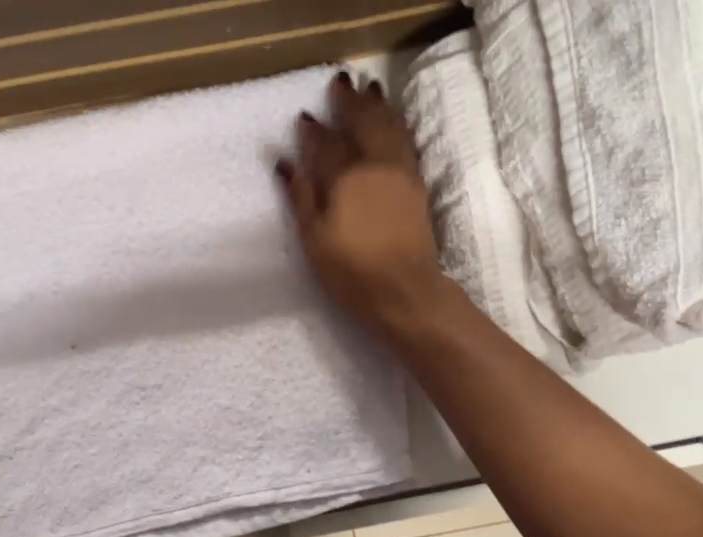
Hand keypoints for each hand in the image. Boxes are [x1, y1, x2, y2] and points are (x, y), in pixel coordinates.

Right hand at [277, 72, 444, 329]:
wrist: (404, 289)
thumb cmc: (351, 272)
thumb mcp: (314, 239)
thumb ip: (301, 197)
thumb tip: (286, 163)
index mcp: (344, 177)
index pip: (325, 144)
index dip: (313, 130)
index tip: (304, 116)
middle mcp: (373, 164)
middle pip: (361, 123)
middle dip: (349, 101)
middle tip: (340, 82)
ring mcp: (399, 172)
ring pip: (388, 126)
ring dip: (377, 105)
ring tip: (370, 89)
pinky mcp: (416, 184)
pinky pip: (406, 141)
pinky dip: (397, 124)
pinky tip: (394, 120)